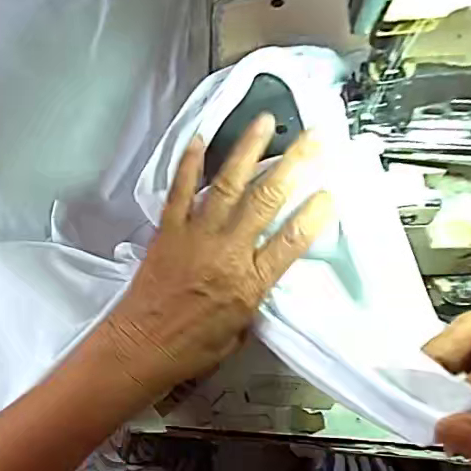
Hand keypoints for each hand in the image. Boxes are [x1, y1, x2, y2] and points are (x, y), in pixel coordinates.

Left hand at [86, 114, 335, 401]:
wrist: (140, 348)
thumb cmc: (189, 350)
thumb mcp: (237, 335)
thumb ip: (252, 302)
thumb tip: (258, 279)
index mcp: (249, 284)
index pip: (292, 242)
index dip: (314, 215)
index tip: (329, 192)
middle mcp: (227, 253)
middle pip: (266, 200)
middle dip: (293, 164)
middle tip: (313, 137)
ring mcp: (196, 237)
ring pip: (226, 185)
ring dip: (247, 149)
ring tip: (264, 121)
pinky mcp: (168, 232)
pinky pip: (179, 191)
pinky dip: (189, 164)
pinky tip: (200, 139)